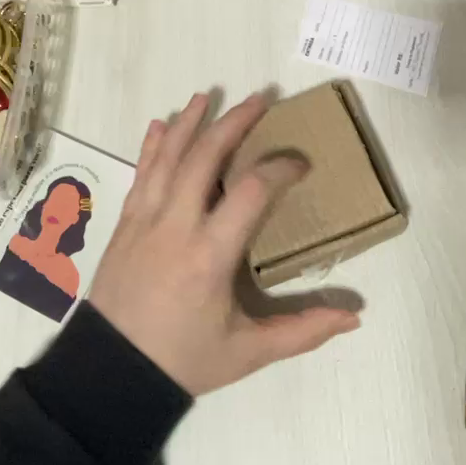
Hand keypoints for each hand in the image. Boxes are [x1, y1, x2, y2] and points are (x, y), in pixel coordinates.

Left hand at [86, 92, 361, 395]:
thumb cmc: (183, 359)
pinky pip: (140, 174)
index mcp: (210, 255)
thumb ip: (302, 331)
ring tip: (207, 95)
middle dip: (233, 123)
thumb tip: (354, 316)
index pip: (250, 192)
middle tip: (259, 98)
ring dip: (189, 123)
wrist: (111, 369)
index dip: (279, 168)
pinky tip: (160, 125)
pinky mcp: (125, 223)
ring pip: (168, 158)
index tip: (300, 162)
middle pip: (204, 158)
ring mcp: (145, 220)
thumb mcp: (248, 353)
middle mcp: (176, 226)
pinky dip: (152, 147)